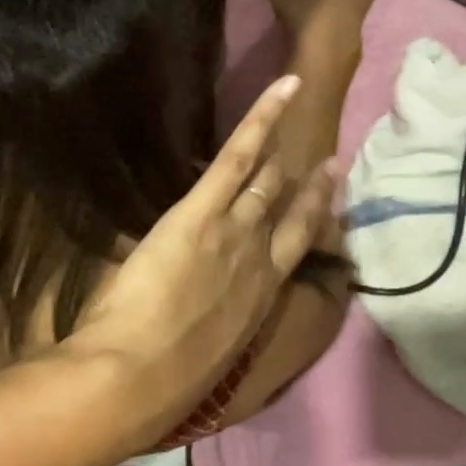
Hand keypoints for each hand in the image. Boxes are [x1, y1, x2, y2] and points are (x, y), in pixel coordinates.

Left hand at [66, 75, 339, 421]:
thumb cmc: (160, 379)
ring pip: (265, 184)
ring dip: (280, 156)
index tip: (327, 206)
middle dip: (306, 189)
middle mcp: (259, 263)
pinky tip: (284, 86)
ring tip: (300, 122)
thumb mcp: (199, 356)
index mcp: (258, 303)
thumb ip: (207, 325)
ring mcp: (234, 233)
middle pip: (288, 215)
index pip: (291, 255)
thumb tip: (199, 317)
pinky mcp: (200, 214)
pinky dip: (262, 118)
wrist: (138, 374)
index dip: (310, 226)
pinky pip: (237, 157)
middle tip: (325, 164)